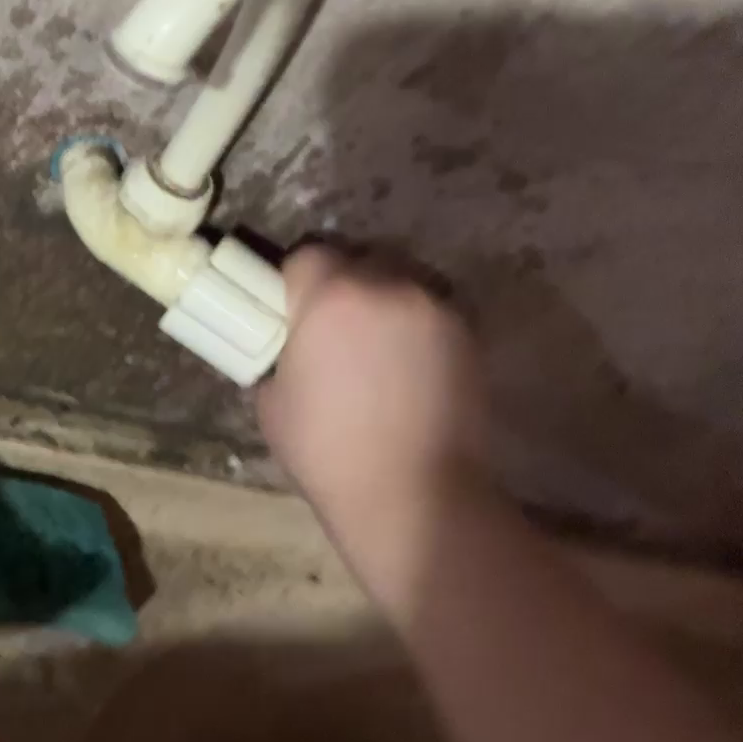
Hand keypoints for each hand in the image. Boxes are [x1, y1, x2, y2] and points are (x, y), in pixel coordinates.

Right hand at [257, 245, 490, 521]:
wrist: (410, 488)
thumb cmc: (323, 445)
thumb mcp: (272, 395)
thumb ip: (282, 351)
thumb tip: (291, 343)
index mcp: (331, 297)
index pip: (308, 253)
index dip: (291, 277)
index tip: (284, 305)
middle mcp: (390, 287)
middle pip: (360, 255)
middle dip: (339, 279)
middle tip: (323, 320)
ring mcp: (438, 308)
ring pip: (401, 276)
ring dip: (379, 294)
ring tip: (366, 339)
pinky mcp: (469, 333)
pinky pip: (430, 306)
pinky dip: (411, 319)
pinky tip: (398, 359)